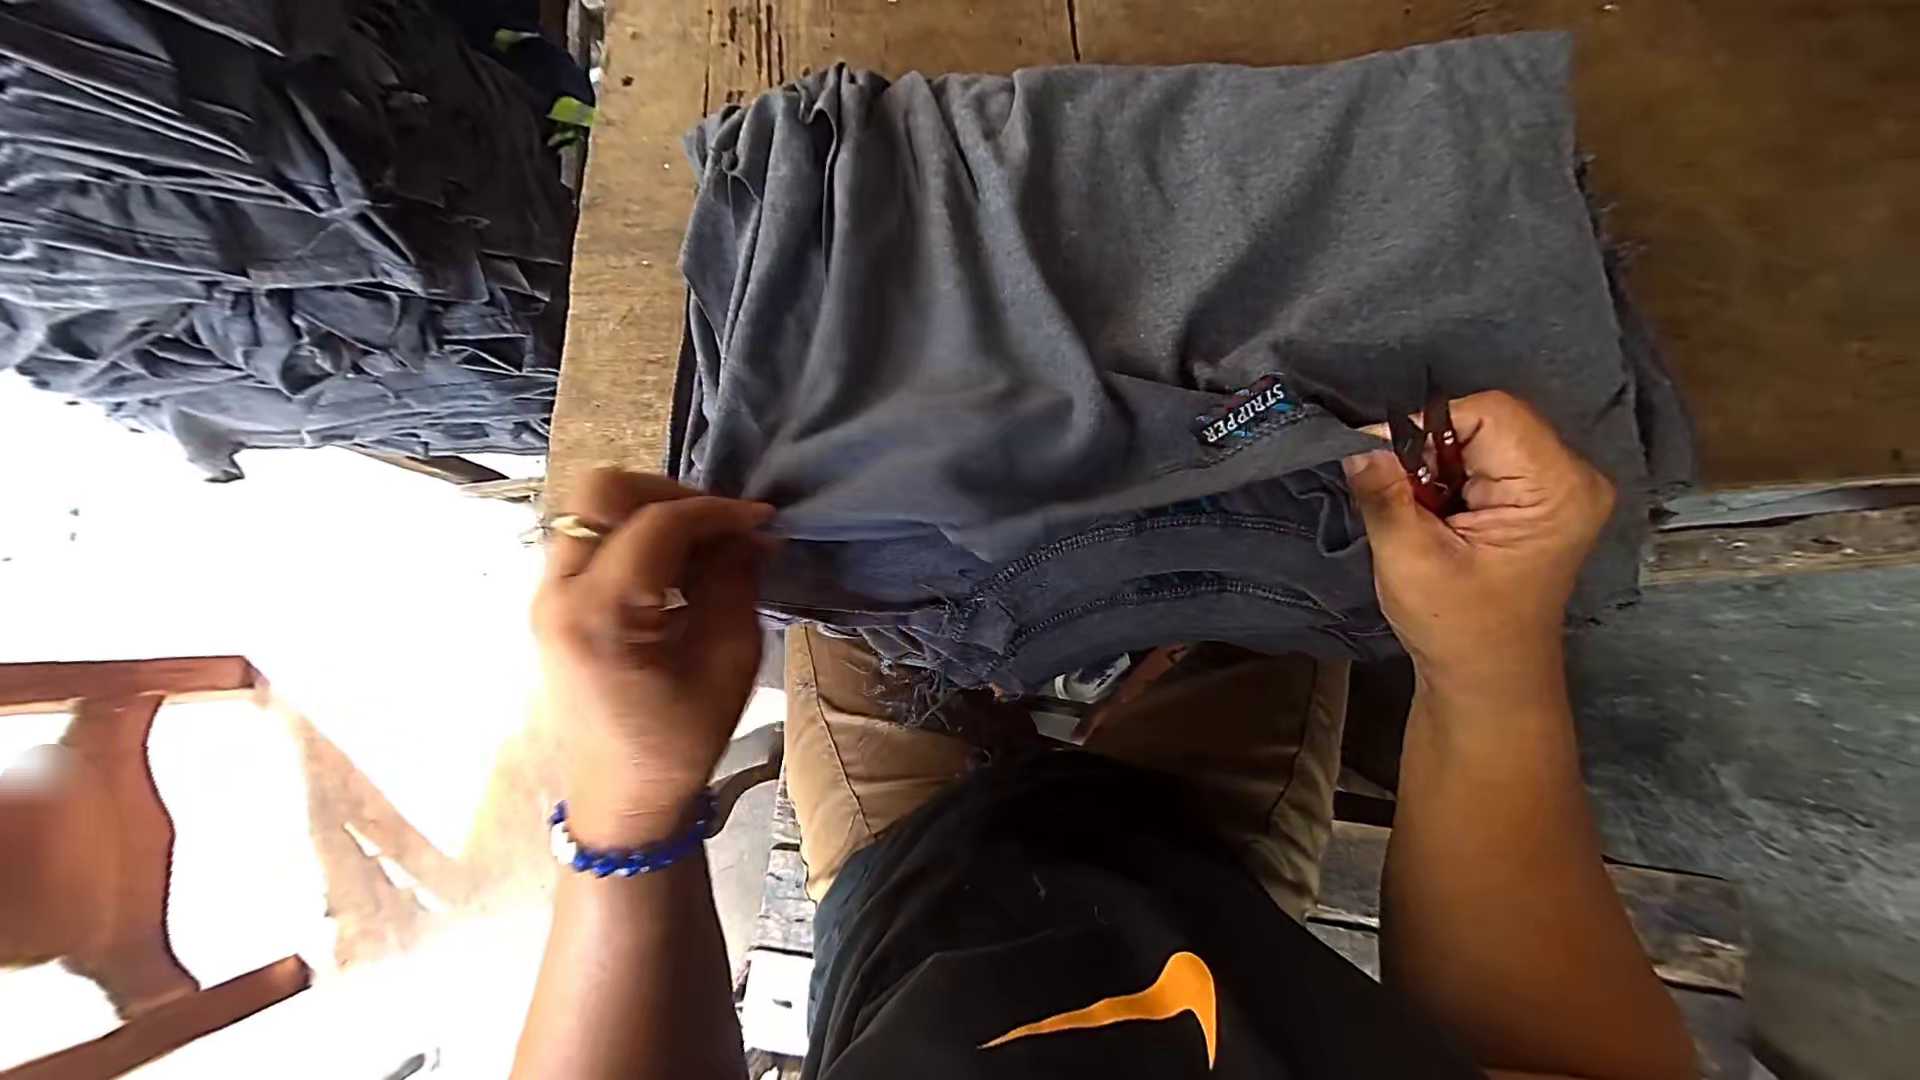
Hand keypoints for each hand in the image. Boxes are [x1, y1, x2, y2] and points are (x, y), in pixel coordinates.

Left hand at [532, 469, 773, 845]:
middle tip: (721, 524)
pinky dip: (638, 535)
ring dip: (654, 513)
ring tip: (703, 546)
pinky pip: (593, 539)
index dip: (717, 511)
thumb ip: (736, 583)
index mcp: (601, 616)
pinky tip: (676, 568)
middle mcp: (558, 594)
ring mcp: (547, 597)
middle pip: (602, 492)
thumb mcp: (729, 659)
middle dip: (672, 495)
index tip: (761, 520)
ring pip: (592, 509)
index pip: (659, 524)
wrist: (620, 797)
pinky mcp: (554, 604)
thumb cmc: (681, 739)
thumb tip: (752, 533)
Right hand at [1342, 391, 1614, 682]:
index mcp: (1554, 489)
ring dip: (1426, 467)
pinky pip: (1476, 463)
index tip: (1374, 455)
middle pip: (1485, 423)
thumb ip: (1383, 495)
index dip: (1424, 425)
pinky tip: (1424, 512)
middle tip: (1392, 492)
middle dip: (1423, 450)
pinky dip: (1436, 479)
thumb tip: (1356, 446)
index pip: (1491, 413)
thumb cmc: (1455, 624)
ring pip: (1474, 441)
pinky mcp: (1528, 500)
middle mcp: (1567, 478)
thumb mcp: (1409, 558)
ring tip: (1409, 509)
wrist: (1484, 672)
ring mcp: (1551, 488)